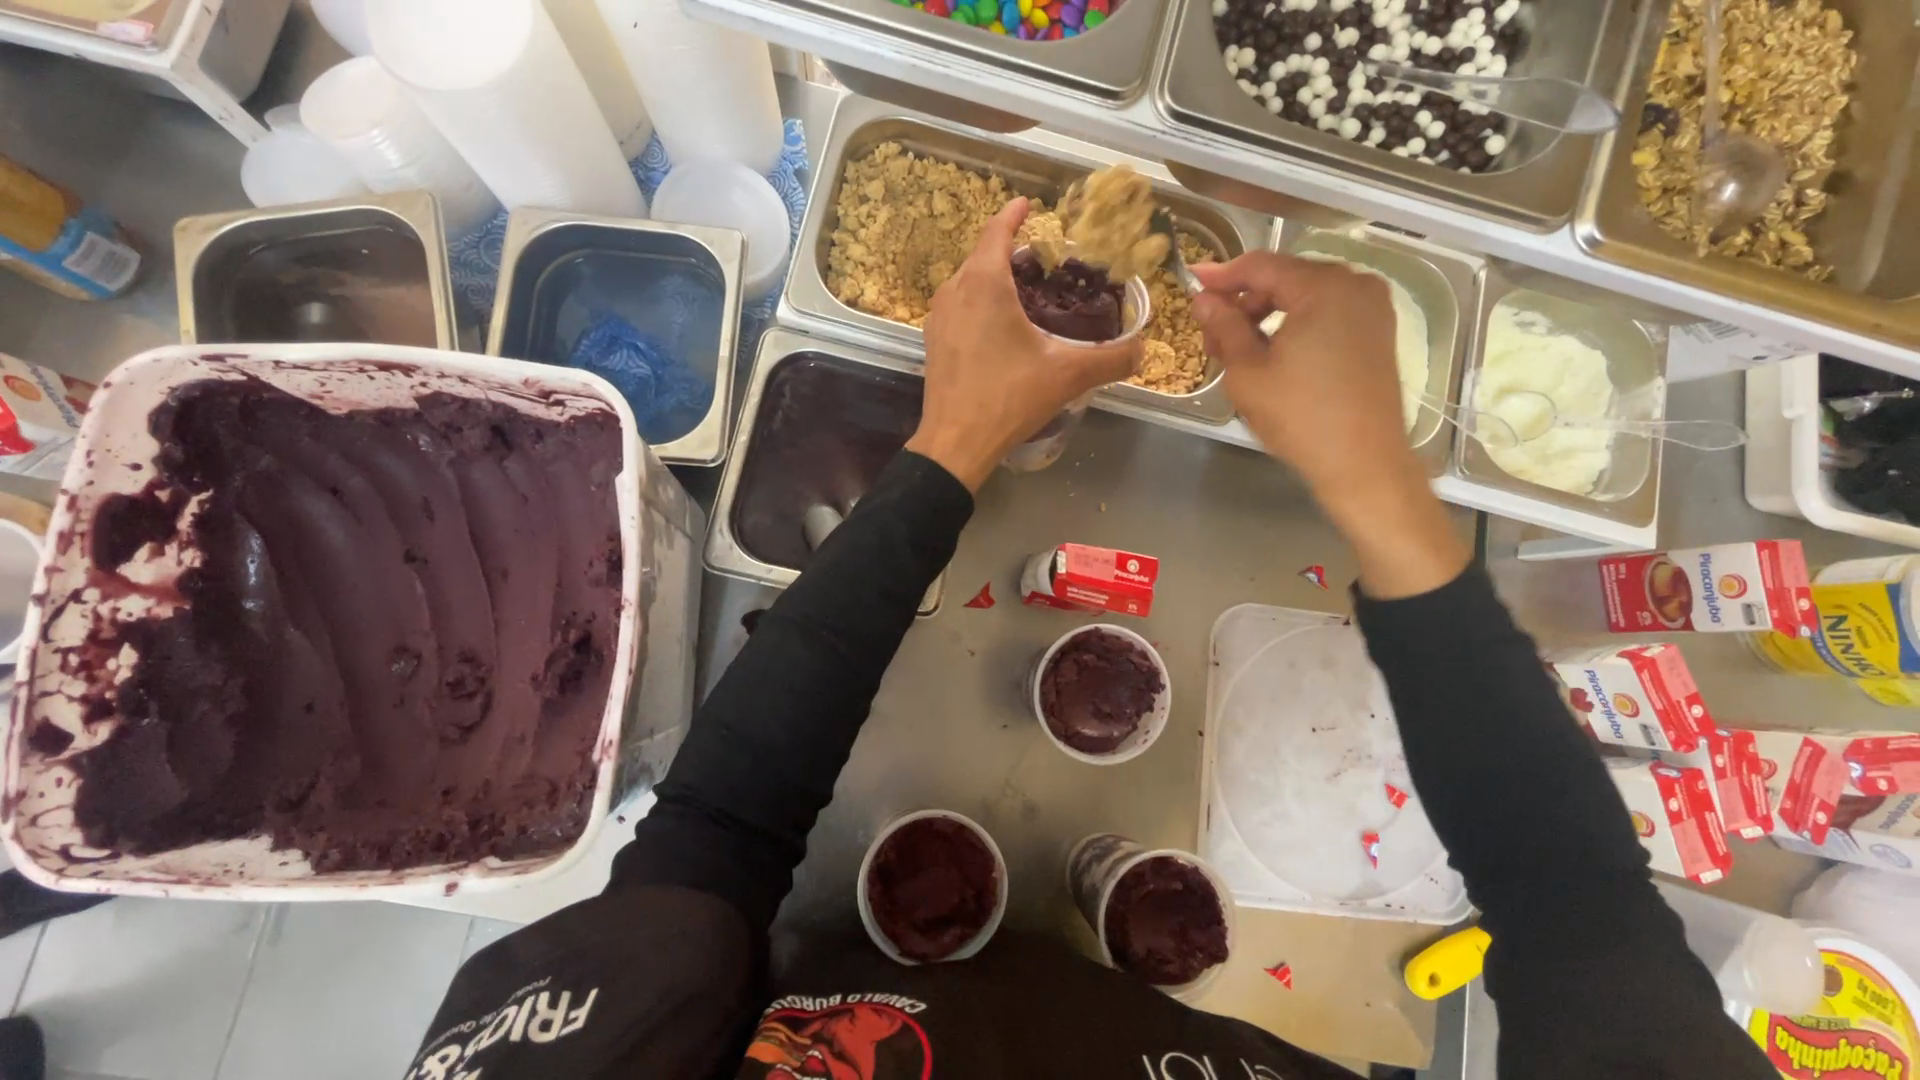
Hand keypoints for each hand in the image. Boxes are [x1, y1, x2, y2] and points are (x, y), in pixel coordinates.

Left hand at [906, 198, 1141, 490]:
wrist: (956, 442)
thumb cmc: (1009, 399)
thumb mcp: (1068, 375)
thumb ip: (1112, 358)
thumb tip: (1142, 349)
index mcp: (984, 283)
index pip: (997, 231)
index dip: (1014, 214)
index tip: (1028, 204)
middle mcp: (955, 291)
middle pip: (983, 257)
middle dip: (1012, 252)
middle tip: (1044, 261)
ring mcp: (939, 318)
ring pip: (969, 283)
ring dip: (994, 280)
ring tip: (1027, 292)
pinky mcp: (934, 342)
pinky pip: (960, 308)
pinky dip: (980, 305)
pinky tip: (1003, 327)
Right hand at [1189, 253, 1466, 597]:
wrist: (1363, 463)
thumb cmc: (1300, 417)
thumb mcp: (1248, 372)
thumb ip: (1224, 327)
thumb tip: (1204, 299)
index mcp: (1324, 287)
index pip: (1261, 266)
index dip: (1222, 275)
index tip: (1192, 282)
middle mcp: (1356, 285)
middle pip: (1285, 278)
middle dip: (1245, 301)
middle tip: (1212, 334)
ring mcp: (1372, 308)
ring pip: (1305, 297)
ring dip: (1267, 315)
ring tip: (1239, 351)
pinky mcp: (1377, 332)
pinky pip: (1326, 314)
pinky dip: (1295, 325)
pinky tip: (1274, 355)